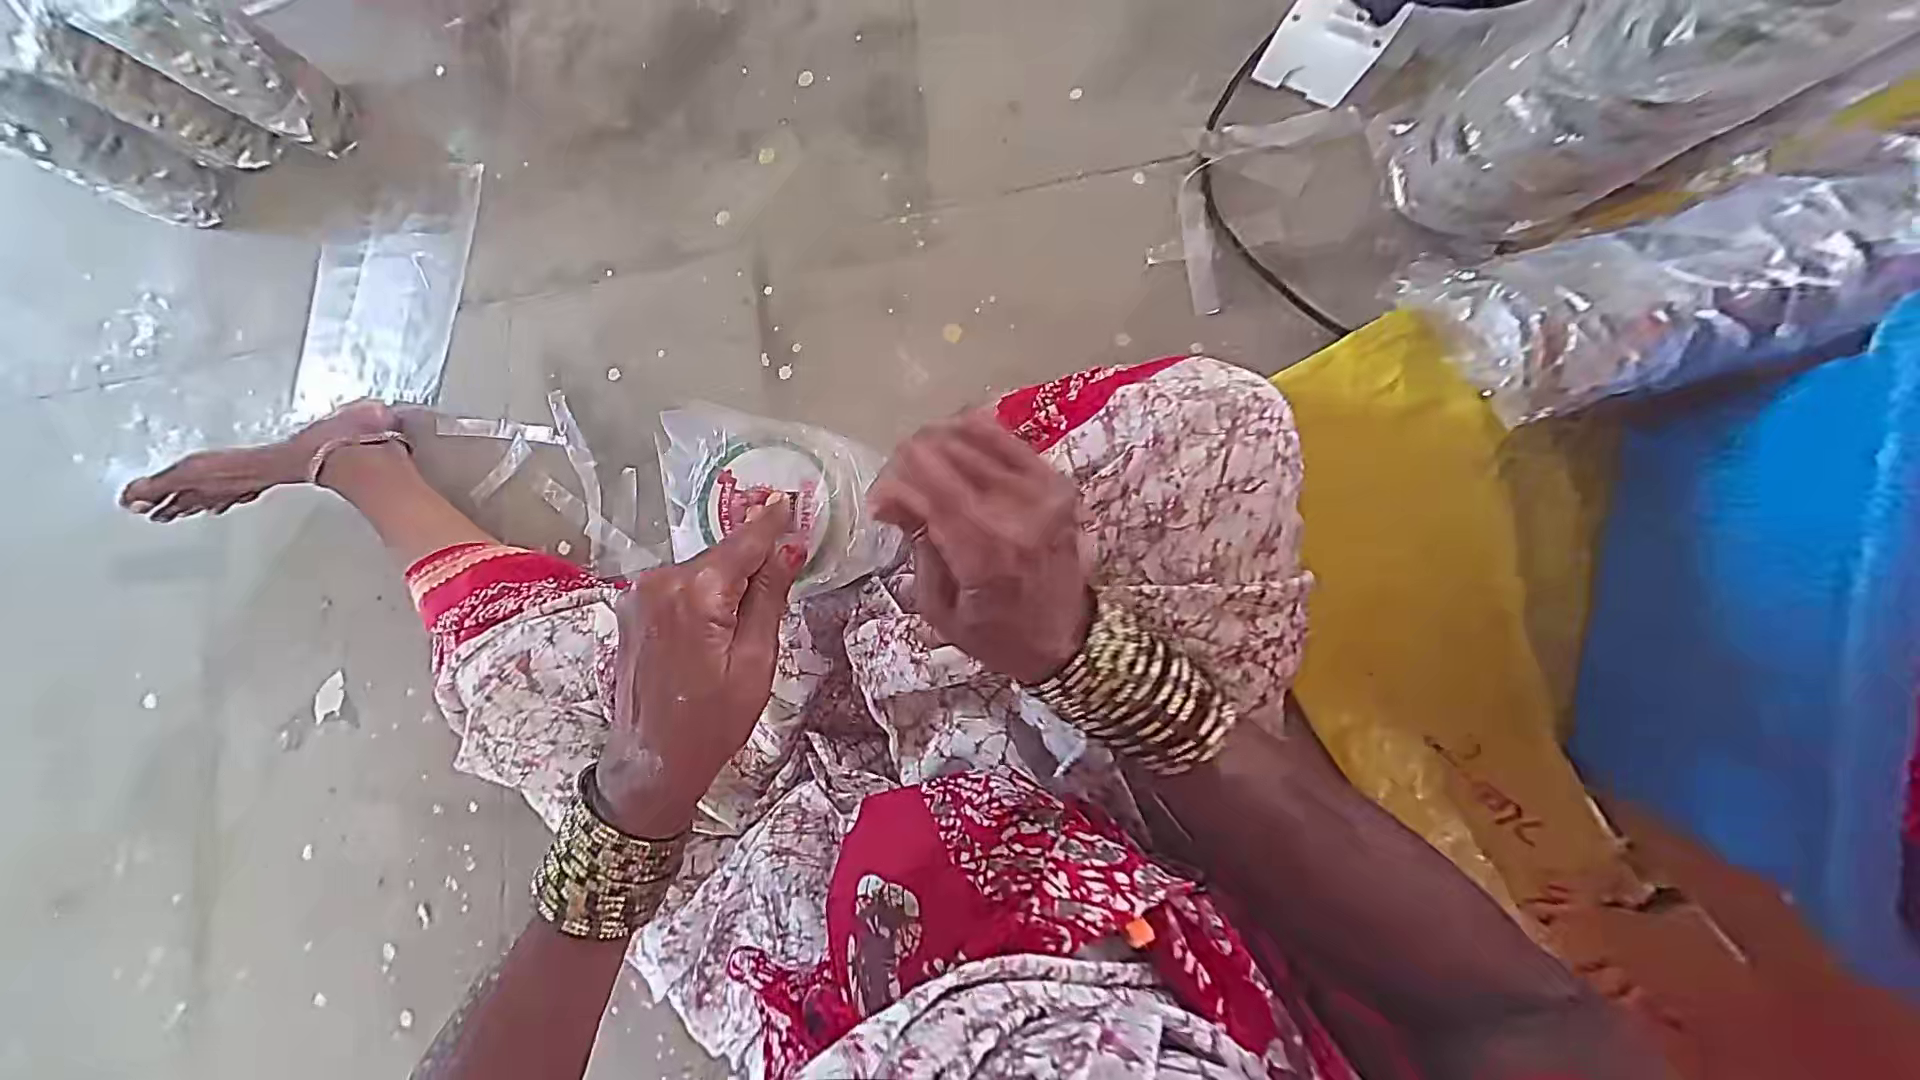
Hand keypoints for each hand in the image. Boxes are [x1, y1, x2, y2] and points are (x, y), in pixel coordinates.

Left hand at [596, 493, 805, 836]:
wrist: (650, 764)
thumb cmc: (713, 721)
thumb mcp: (756, 661)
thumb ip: (769, 597)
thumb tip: (788, 549)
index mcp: (697, 593)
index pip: (745, 542)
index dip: (772, 522)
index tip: (790, 500)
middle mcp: (661, 582)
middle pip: (722, 554)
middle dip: (755, 556)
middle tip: (787, 561)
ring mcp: (640, 594)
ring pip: (702, 568)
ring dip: (730, 576)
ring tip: (754, 604)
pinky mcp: (632, 608)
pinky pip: (681, 584)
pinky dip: (706, 588)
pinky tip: (720, 616)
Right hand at [870, 412, 1092, 684]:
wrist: (1066, 639)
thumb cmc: (997, 635)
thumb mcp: (940, 609)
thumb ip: (916, 545)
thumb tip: (890, 499)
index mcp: (982, 549)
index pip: (922, 482)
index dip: (889, 485)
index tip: (880, 507)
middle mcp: (1014, 509)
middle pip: (939, 448)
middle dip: (907, 464)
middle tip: (900, 492)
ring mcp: (1040, 489)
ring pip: (968, 432)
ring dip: (935, 447)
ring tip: (926, 473)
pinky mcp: (1055, 480)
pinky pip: (1003, 435)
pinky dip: (971, 436)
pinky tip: (957, 453)